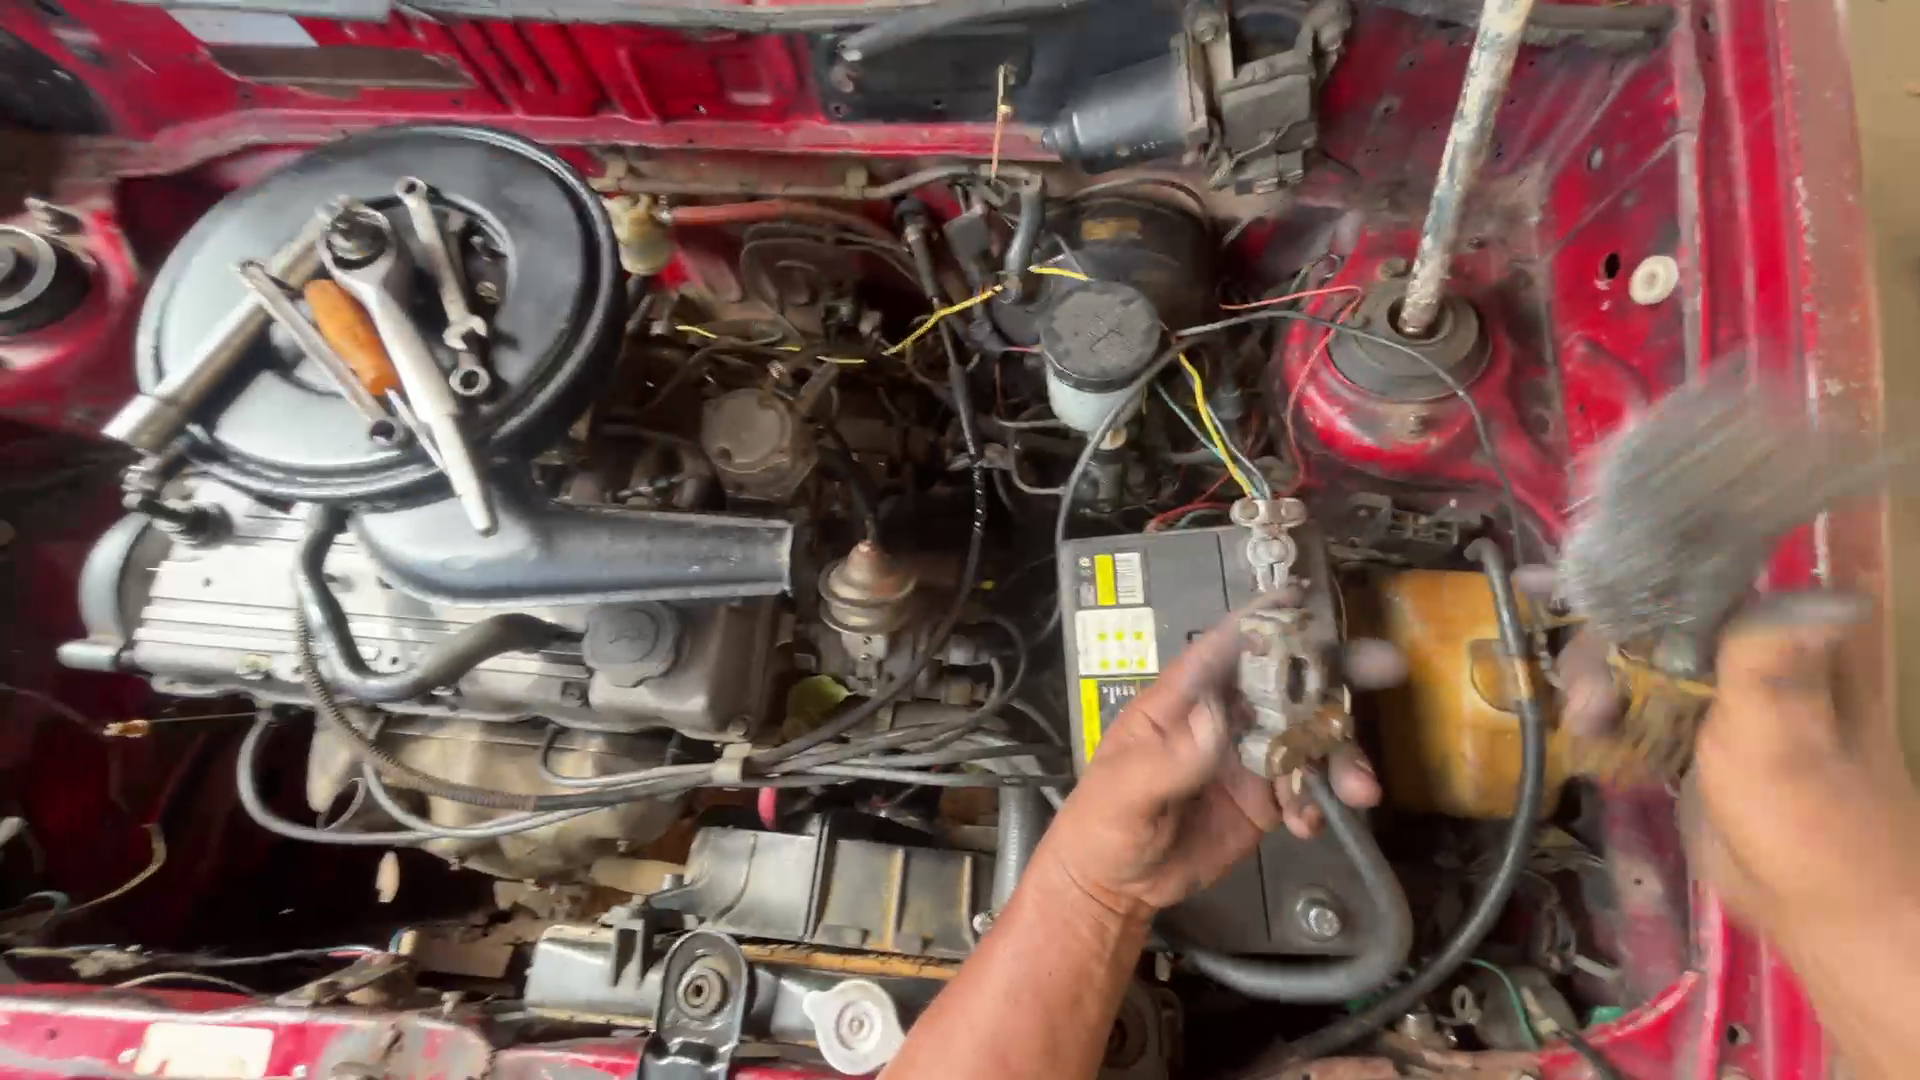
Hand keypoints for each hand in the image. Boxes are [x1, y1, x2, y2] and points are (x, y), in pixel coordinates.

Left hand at [1030, 598, 1388, 924]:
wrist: (1118, 883)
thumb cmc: (1103, 822)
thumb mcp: (1125, 790)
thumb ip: (1168, 759)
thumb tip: (1214, 718)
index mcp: (1179, 703)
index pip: (1220, 649)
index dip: (1259, 621)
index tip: (1300, 598)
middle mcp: (1219, 720)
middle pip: (1280, 685)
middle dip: (1328, 675)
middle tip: (1382, 666)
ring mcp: (1243, 758)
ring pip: (1305, 738)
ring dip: (1337, 754)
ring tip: (1357, 787)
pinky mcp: (1262, 800)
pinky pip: (1304, 789)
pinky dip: (1318, 802)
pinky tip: (1310, 823)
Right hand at [1547, 587, 1919, 945]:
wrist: (1818, 907)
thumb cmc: (1810, 819)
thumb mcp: (1782, 738)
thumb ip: (1770, 665)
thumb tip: (1812, 586)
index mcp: (1790, 636)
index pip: (1688, 578)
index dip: (1620, 579)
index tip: (1543, 585)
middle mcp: (1751, 648)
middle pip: (1643, 615)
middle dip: (1599, 651)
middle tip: (1586, 699)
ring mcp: (1718, 686)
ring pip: (1626, 653)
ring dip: (1593, 685)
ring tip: (1587, 727)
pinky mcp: (1690, 721)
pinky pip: (1627, 692)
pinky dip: (1600, 708)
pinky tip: (1589, 733)